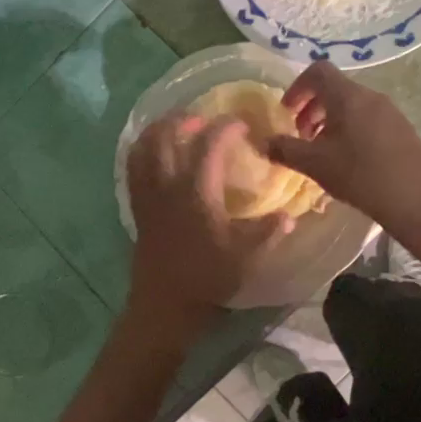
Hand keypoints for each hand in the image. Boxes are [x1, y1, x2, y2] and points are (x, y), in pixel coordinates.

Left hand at [127, 112, 291, 320]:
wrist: (165, 303)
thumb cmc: (207, 277)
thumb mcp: (247, 255)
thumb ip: (269, 231)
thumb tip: (288, 216)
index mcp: (197, 190)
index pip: (210, 144)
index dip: (227, 126)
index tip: (242, 124)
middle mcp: (167, 184)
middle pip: (165, 134)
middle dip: (183, 119)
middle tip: (202, 119)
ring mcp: (147, 194)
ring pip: (142, 147)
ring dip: (157, 130)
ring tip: (174, 127)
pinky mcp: (137, 207)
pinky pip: (132, 168)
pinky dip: (141, 151)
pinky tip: (153, 154)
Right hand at [265, 61, 420, 228]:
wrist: (416, 200)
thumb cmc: (360, 176)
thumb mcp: (314, 164)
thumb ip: (284, 149)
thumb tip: (263, 142)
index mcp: (348, 97)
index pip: (318, 71)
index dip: (297, 87)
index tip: (287, 113)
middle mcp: (370, 96)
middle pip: (334, 88)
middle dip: (311, 108)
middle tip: (300, 136)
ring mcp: (390, 111)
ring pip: (351, 105)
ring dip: (329, 121)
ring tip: (322, 151)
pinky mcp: (401, 128)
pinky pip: (368, 118)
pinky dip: (349, 129)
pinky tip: (348, 160)